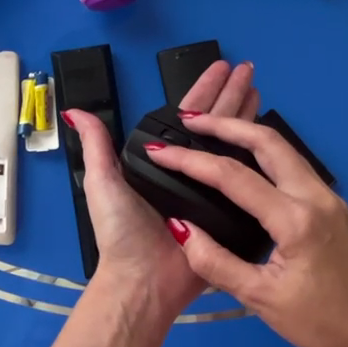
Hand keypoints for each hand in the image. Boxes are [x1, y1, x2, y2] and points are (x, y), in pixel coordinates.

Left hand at [63, 61, 259, 315]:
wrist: (144, 279)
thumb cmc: (122, 232)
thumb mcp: (103, 182)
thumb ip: (96, 145)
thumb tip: (74, 109)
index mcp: (159, 163)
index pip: (184, 118)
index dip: (203, 91)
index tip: (221, 67)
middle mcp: (186, 173)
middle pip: (213, 125)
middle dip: (231, 95)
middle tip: (249, 68)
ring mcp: (210, 192)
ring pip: (233, 146)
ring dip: (247, 118)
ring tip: (261, 89)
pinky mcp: (228, 212)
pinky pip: (247, 181)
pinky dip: (260, 158)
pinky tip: (272, 139)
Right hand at [145, 113, 347, 346]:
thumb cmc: (318, 323)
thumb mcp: (258, 297)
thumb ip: (214, 261)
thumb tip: (180, 227)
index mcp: (295, 220)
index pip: (234, 177)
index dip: (191, 161)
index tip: (159, 151)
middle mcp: (315, 197)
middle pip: (267, 142)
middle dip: (225, 125)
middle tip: (188, 121)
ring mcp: (329, 198)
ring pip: (284, 149)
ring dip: (246, 134)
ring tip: (211, 131)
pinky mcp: (332, 206)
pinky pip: (293, 166)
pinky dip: (263, 153)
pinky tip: (244, 159)